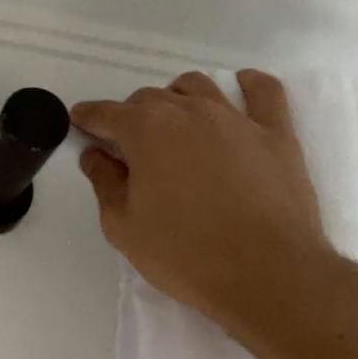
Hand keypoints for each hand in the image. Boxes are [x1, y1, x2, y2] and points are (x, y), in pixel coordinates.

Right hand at [71, 70, 337, 341]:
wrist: (266, 274)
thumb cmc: (184, 255)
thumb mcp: (124, 227)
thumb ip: (105, 183)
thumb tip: (96, 156)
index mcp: (146, 132)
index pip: (107, 114)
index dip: (89, 117)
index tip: (80, 122)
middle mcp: (189, 112)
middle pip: (151, 98)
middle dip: (131, 115)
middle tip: (127, 145)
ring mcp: (237, 119)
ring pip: (199, 87)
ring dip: (177, 98)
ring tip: (174, 124)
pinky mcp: (276, 134)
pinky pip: (264, 92)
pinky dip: (247, 85)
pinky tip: (240, 88)